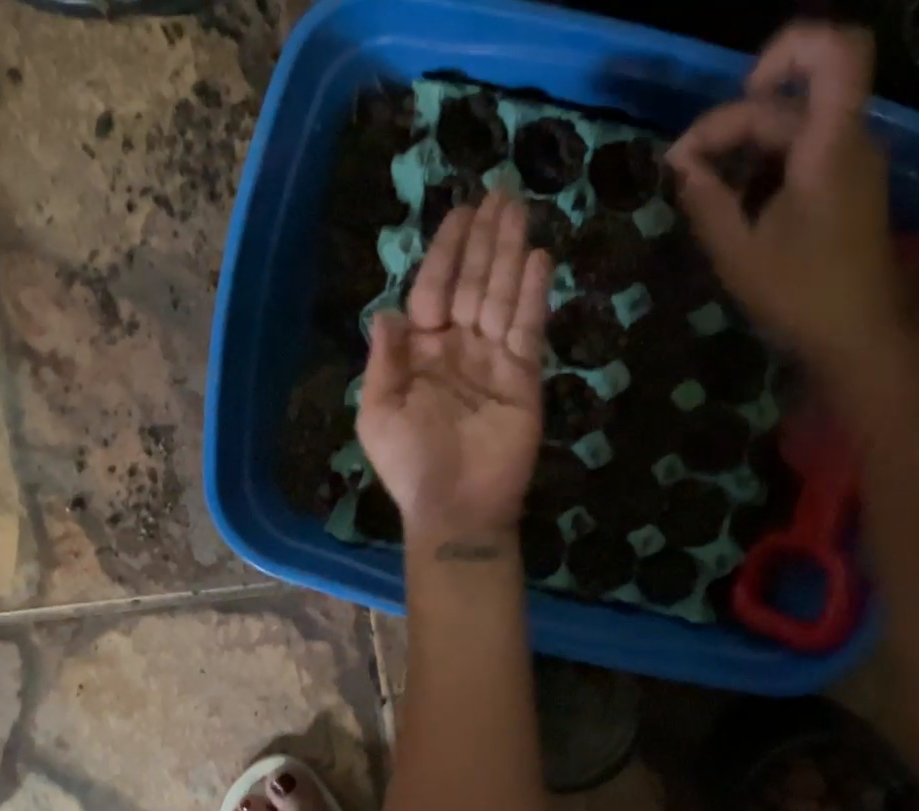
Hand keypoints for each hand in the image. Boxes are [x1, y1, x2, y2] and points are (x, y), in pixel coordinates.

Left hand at [357, 190, 554, 550]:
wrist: (455, 507)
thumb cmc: (409, 462)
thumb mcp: (379, 411)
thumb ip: (385, 360)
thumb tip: (387, 312)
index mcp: (421, 351)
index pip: (435, 289)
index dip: (446, 251)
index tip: (460, 213)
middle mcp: (458, 347)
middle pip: (472, 283)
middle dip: (484, 240)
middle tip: (499, 195)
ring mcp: (493, 360)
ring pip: (501, 296)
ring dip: (509, 254)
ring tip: (519, 211)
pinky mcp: (524, 378)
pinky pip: (527, 329)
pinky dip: (533, 295)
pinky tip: (538, 260)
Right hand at [667, 24, 904, 366]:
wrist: (859, 342)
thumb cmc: (799, 298)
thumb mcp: (737, 253)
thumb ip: (705, 199)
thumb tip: (681, 164)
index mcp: (829, 147)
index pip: (832, 52)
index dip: (784, 52)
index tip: (738, 96)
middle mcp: (848, 143)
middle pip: (786, 104)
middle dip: (728, 130)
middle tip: (681, 176)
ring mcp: (850, 167)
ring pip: (789, 131)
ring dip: (741, 154)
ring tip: (703, 197)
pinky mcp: (845, 191)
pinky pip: (800, 157)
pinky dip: (761, 172)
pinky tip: (733, 210)